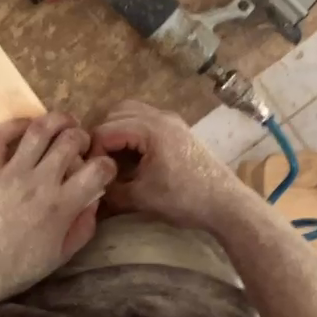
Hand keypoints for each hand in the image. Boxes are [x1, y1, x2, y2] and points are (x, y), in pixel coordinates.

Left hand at [0, 112, 115, 303]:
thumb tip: (93, 202)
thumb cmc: (15, 269)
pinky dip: (13, 126)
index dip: (107, 165)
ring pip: (38, 130)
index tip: (103, 170)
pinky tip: (25, 127)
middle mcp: (39, 182)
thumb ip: (82, 228)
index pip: (97, 171)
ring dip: (56, 120)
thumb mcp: (59, 256)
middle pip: (69, 141)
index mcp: (61, 206)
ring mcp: (11, 173)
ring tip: (63, 124)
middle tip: (81, 145)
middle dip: (82, 137)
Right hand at [89, 101, 251, 232]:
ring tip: (115, 159)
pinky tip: (133, 158)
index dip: (94, 151)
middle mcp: (160, 116)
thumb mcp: (141, 198)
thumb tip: (91, 188)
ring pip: (131, 113)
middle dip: (103, 137)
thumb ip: (111, 190)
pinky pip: (145, 120)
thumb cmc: (184, 199)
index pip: (105, 130)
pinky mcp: (177, 129)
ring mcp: (171, 120)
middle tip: (101, 164)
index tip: (95, 173)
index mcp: (150, 129)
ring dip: (117, 132)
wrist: (225, 203)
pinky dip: (132, 133)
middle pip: (116, 114)